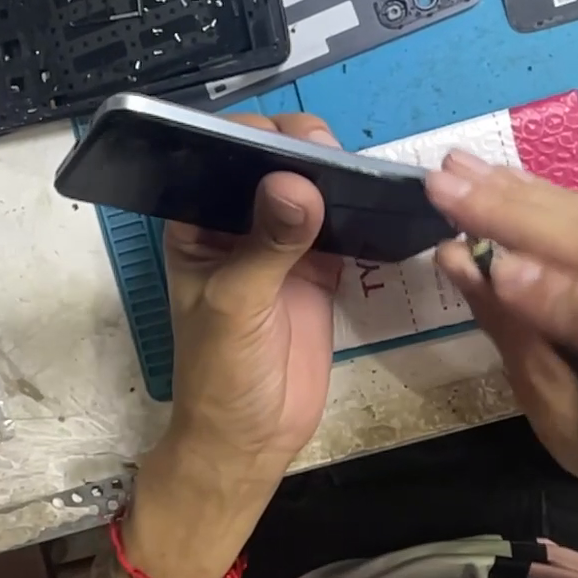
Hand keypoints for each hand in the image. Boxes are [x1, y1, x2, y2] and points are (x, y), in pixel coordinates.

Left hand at [127, 113, 341, 577]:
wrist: (253, 438)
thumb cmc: (222, 372)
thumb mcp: (236, 305)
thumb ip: (266, 246)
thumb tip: (297, 183)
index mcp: (199, 225)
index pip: (221, 160)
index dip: (252, 139)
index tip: (291, 139)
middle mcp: (238, 226)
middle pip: (271, 167)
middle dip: (300, 150)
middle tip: (332, 152)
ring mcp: (282, 245)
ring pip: (309, 190)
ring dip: (333, 175)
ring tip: (358, 170)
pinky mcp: (319, 267)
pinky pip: (340, 226)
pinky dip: (358, 212)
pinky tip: (378, 199)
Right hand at [426, 150, 577, 558]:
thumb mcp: (560, 420)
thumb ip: (518, 338)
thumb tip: (459, 259)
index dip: (563, 295)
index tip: (492, 268)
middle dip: (521, 218)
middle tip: (445, 186)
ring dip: (524, 194)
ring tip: (458, 170)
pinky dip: (547, 196)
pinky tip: (499, 176)